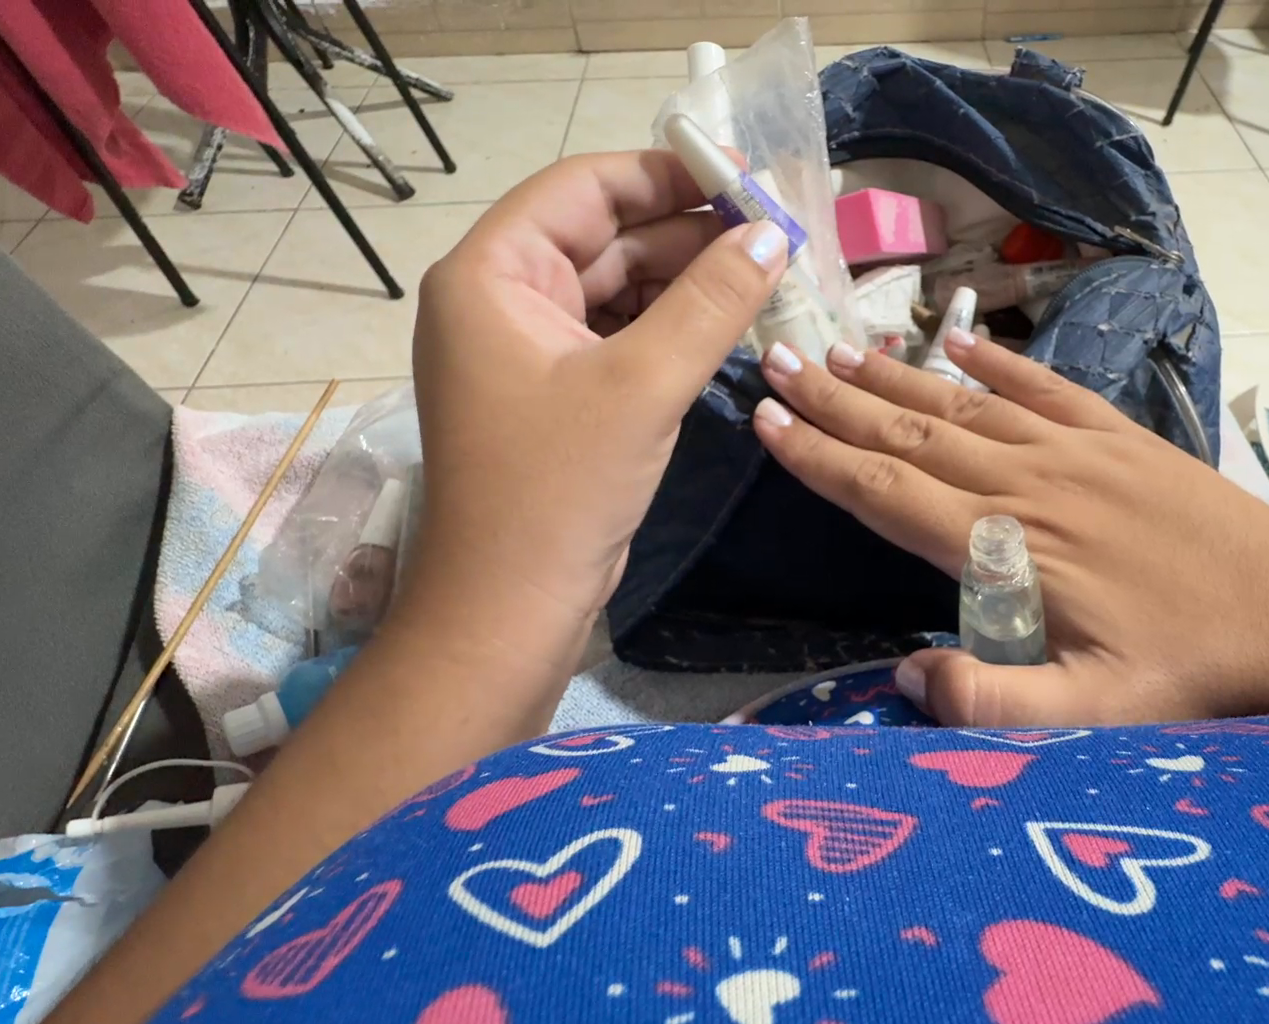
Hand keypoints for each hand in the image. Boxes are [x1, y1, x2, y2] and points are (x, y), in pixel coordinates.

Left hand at [403, 150, 787, 666]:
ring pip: (620, 292)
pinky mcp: (563, 396)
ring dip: (687, 285)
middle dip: (688, 235)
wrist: (512, 605)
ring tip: (763, 277)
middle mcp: (506, 301)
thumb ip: (711, 303)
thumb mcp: (643, 384)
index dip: (667, 174)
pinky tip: (727, 326)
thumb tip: (772, 236)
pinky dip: (672, 331)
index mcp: (494, 274)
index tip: (745, 176)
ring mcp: (534, 352)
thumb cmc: (561, 487)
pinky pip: (623, 340)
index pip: (585, 189)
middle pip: (606, 239)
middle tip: (773, 235)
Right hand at [748, 335, 1268, 725]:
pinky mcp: (1116, 437)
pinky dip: (991, 361)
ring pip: (961, 403)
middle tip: (778, 356)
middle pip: (909, 431)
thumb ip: (989, 700)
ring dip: (893, 376)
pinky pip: (1040, 387)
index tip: (767, 417)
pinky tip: (952, 338)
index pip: (886, 490)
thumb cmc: (1190, 670)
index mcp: (1004, 546)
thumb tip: (903, 674)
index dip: (818, 456)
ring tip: (838, 349)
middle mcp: (1025, 481)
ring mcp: (1073, 449)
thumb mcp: (1090, 716)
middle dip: (834, 398)